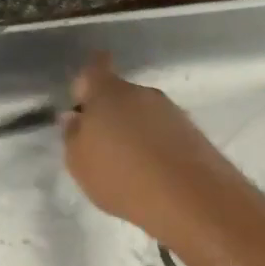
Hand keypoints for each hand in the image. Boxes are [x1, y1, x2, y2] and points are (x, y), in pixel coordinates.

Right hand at [60, 52, 250, 251]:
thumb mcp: (80, 163)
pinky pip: (163, 130)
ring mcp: (170, 110)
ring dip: (133, 129)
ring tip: (127, 162)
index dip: (87, 79)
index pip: (95, 68)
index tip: (82, 97)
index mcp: (107, 93)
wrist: (189, 197)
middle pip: (119, 94)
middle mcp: (141, 93)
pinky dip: (154, 143)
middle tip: (99, 142)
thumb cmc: (121, 177)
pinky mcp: (192, 130)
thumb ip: (73, 136)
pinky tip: (150, 170)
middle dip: (108, 112)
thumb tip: (74, 117)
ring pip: (142, 112)